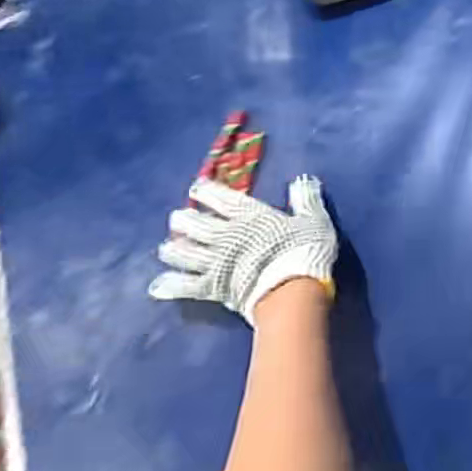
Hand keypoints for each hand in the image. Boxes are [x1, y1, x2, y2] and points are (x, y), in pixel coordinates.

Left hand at [149, 176, 338, 323]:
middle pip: (197, 224)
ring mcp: (217, 262)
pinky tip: (158, 286)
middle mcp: (228, 235)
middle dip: (184, 220)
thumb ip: (306, 200)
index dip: (207, 192)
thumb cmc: (305, 251)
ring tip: (166, 249)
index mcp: (251, 215)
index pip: (222, 199)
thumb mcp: (313, 220)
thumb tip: (303, 180)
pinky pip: (187, 286)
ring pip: (187, 253)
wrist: (291, 290)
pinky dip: (172, 286)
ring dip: (175, 250)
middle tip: (175, 218)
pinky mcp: (213, 288)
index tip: (196, 189)